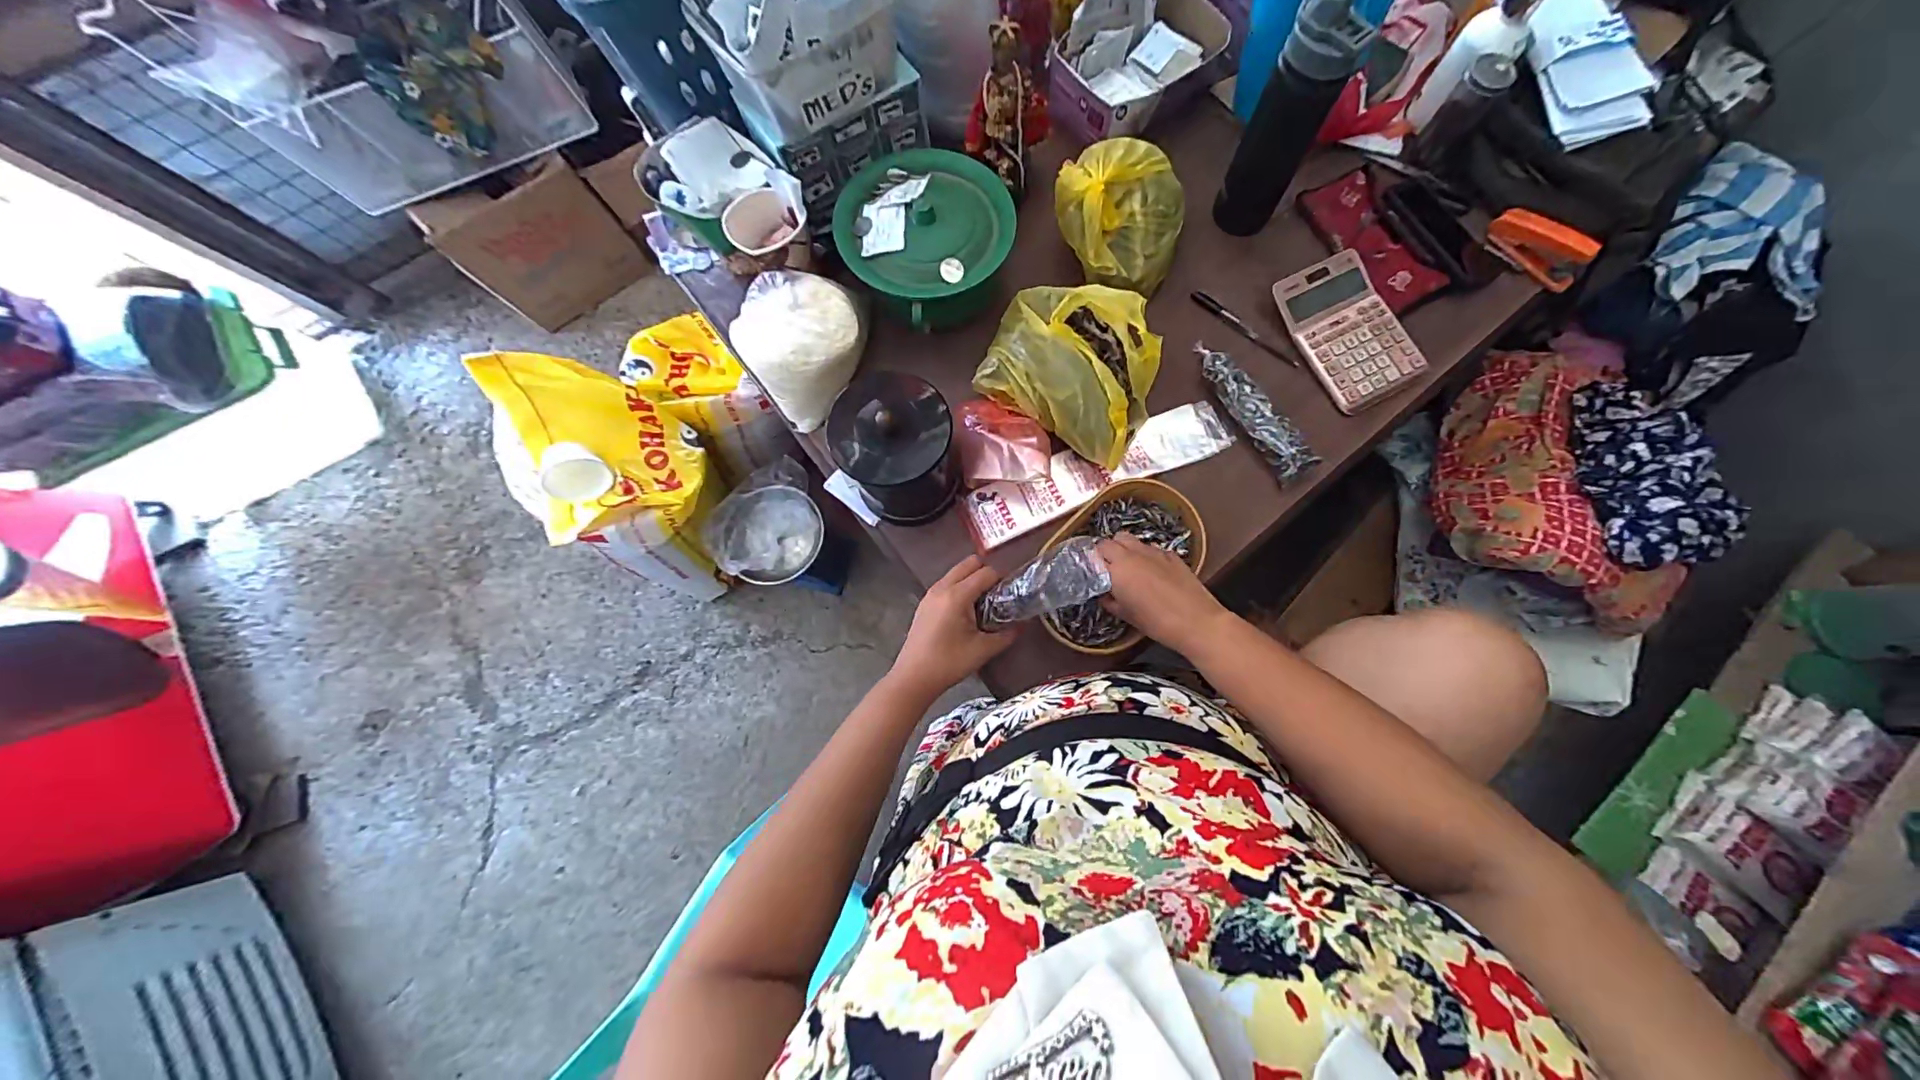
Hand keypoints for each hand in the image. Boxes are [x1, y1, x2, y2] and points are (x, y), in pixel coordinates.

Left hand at [889, 555, 1018, 698]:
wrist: (914, 677)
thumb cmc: (949, 663)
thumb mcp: (984, 650)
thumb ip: (1007, 634)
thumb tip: (1022, 624)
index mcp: (957, 596)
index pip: (986, 573)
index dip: (1002, 579)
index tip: (1012, 592)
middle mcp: (942, 588)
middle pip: (969, 564)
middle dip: (987, 573)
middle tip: (998, 594)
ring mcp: (930, 594)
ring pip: (956, 572)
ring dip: (972, 579)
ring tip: (984, 603)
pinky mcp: (924, 603)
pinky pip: (946, 583)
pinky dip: (959, 587)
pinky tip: (966, 611)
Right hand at [1095, 533, 1231, 653]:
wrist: (1198, 622)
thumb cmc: (1157, 623)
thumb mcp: (1126, 615)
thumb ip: (1110, 601)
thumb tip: (1105, 595)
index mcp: (1118, 568)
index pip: (1096, 551)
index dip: (1093, 560)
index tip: (1093, 572)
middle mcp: (1134, 554)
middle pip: (1112, 540)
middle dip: (1107, 551)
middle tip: (1108, 569)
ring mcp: (1155, 552)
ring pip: (1132, 540)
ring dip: (1126, 550)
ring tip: (1129, 568)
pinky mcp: (1172, 556)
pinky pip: (1152, 549)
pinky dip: (1146, 556)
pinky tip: (1152, 572)